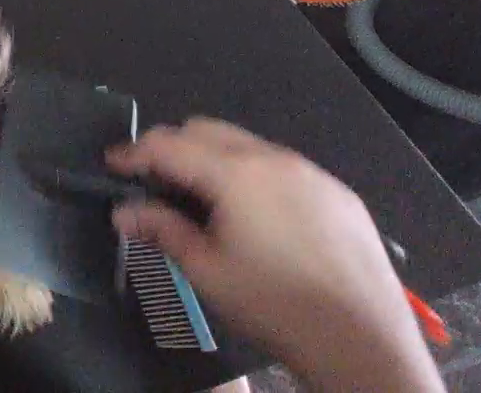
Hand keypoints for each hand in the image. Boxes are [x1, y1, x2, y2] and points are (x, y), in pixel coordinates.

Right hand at [109, 120, 442, 392]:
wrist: (368, 350)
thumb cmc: (275, 306)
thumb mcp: (206, 271)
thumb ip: (161, 230)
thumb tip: (121, 213)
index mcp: (236, 172)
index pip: (169, 145)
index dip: (134, 153)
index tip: (112, 164)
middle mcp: (273, 158)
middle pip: (205, 130)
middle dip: (173, 147)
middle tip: (156, 181)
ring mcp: (312, 173)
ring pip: (245, 144)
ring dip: (214, 159)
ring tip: (205, 199)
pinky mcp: (339, 194)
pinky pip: (282, 166)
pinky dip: (255, 176)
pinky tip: (258, 216)